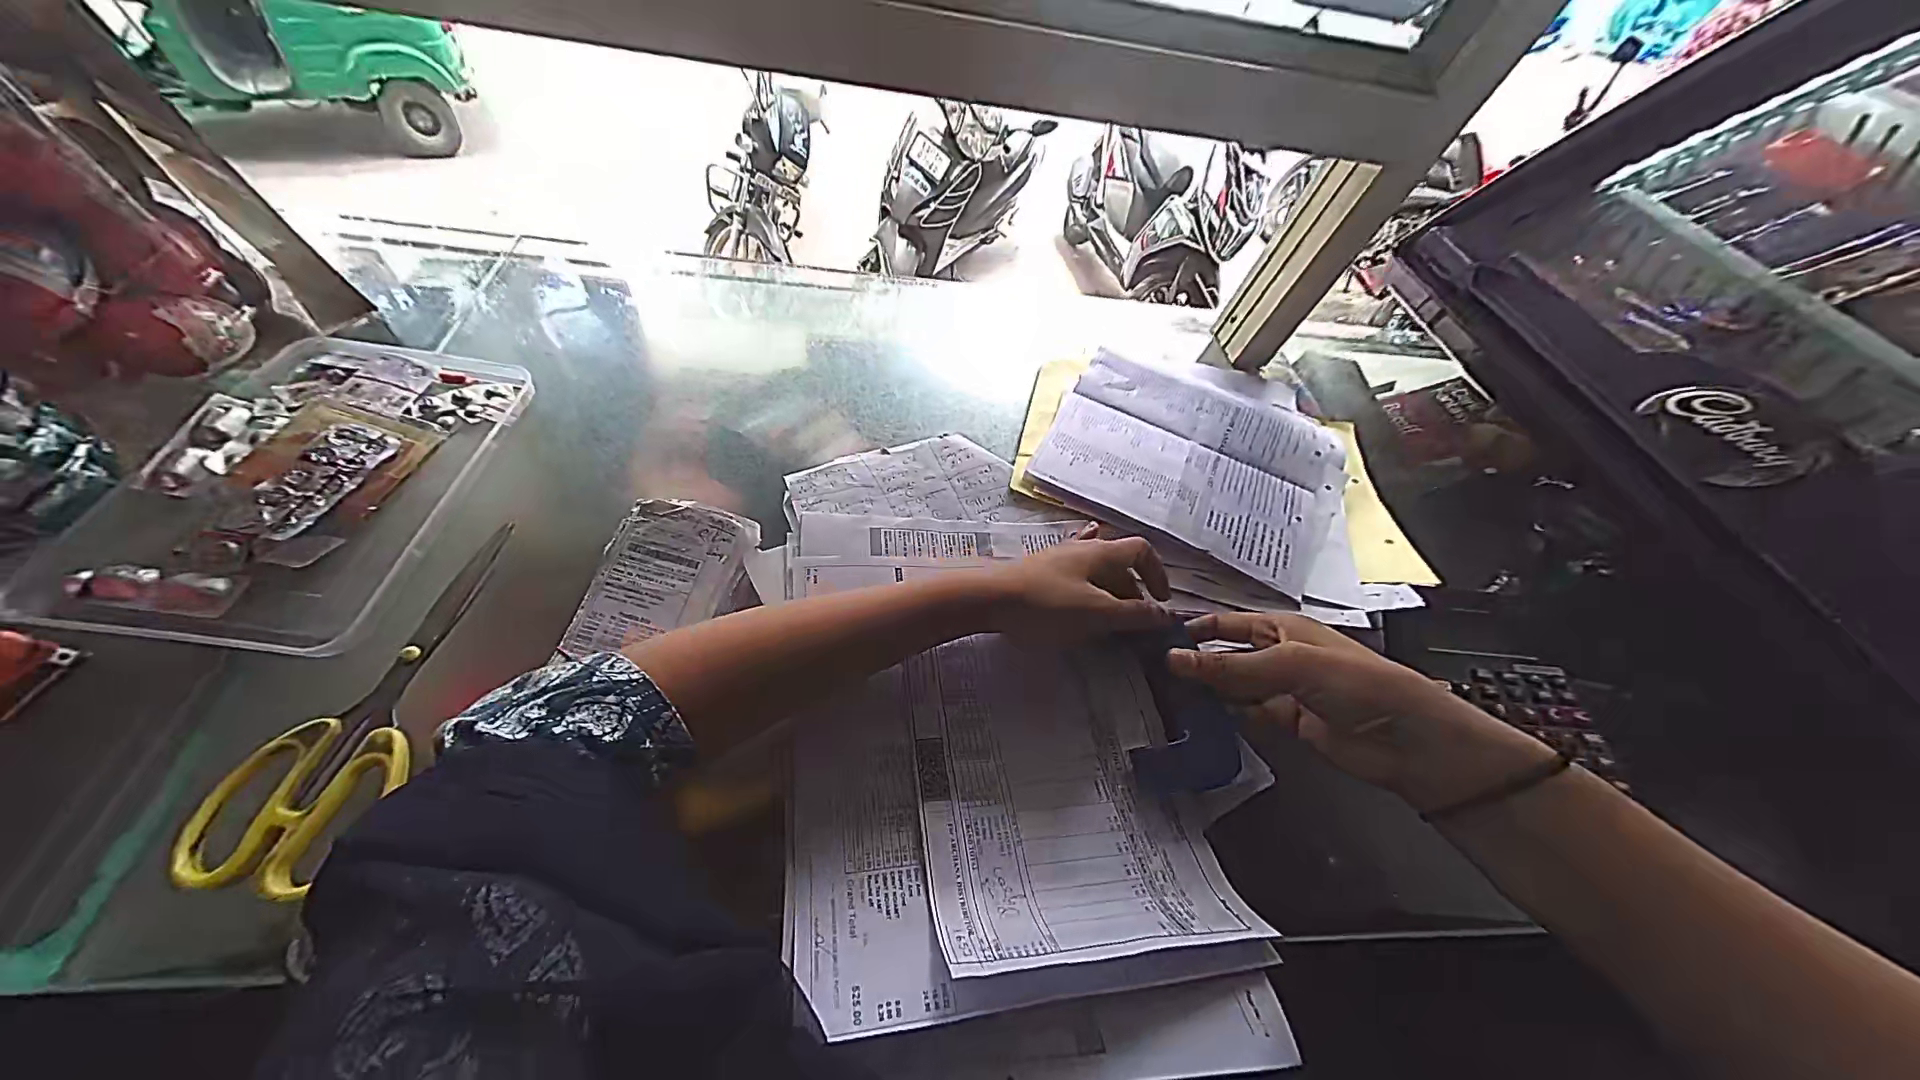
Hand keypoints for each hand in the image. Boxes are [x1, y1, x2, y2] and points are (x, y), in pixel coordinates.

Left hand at [979, 534, 1172, 643]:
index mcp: (1100, 552)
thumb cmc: (1046, 604)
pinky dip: (1087, 592)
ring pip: (1096, 572)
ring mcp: (1058, 559)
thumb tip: (1164, 615)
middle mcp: (1081, 548)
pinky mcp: (1040, 573)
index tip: (1161, 599)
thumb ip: (1133, 615)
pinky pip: (1074, 580)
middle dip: (1133, 590)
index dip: (1157, 572)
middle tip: (1134, 621)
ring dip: (1110, 593)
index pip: (1141, 550)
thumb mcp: (1096, 613)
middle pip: (1119, 563)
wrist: (988, 598)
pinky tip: (1081, 605)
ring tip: (1109, 620)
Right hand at [1169, 612, 1555, 812]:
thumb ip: (1232, 667)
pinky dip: (1224, 715)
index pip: (1226, 624)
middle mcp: (1277, 655)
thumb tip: (1177, 659)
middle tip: (1153, 672)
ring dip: (1206, 690)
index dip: (1194, 629)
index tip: (1157, 640)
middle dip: (1194, 661)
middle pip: (1224, 655)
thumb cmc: (1361, 685)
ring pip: (1231, 686)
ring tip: (1167, 695)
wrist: (1412, 744)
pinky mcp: (1285, 722)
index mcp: (1281, 628)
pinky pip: (1245, 714)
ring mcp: (1280, 690)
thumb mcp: (1292, 665)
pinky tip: (1200, 717)